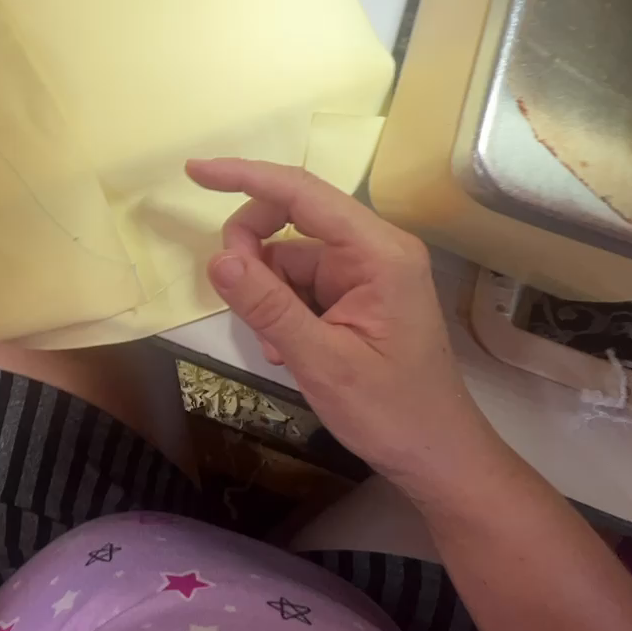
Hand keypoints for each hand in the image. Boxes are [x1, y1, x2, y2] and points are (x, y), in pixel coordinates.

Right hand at [186, 158, 511, 499]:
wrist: (438, 458)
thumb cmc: (392, 413)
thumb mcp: (321, 362)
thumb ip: (267, 306)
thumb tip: (217, 260)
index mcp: (377, 252)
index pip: (300, 193)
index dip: (244, 176)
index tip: (193, 172)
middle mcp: (371, 248)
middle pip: (287, 215)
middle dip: (250, 248)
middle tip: (236, 297)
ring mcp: (360, 270)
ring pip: (282, 252)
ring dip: (263, 290)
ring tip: (275, 344)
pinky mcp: (350, 291)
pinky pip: (292, 279)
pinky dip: (275, 306)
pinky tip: (285, 348)